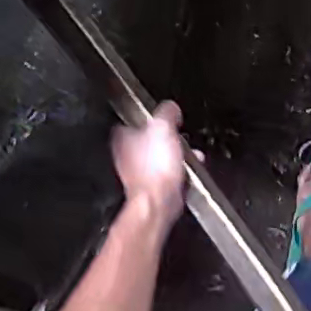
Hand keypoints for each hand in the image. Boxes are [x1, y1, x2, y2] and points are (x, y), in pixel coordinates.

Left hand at [110, 102, 187, 225]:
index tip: (156, 116)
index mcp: (122, 138)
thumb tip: (171, 107)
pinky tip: (188, 170)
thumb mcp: (163, 127)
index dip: (144, 118)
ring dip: (175, 154)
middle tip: (177, 135)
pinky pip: (167, 174)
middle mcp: (127, 156)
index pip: (127, 122)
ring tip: (189, 154)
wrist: (160, 202)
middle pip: (146, 139)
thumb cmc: (155, 169)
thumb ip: (166, 113)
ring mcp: (138, 173)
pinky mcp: (152, 187)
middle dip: (165, 137)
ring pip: (158, 157)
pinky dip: (178, 171)